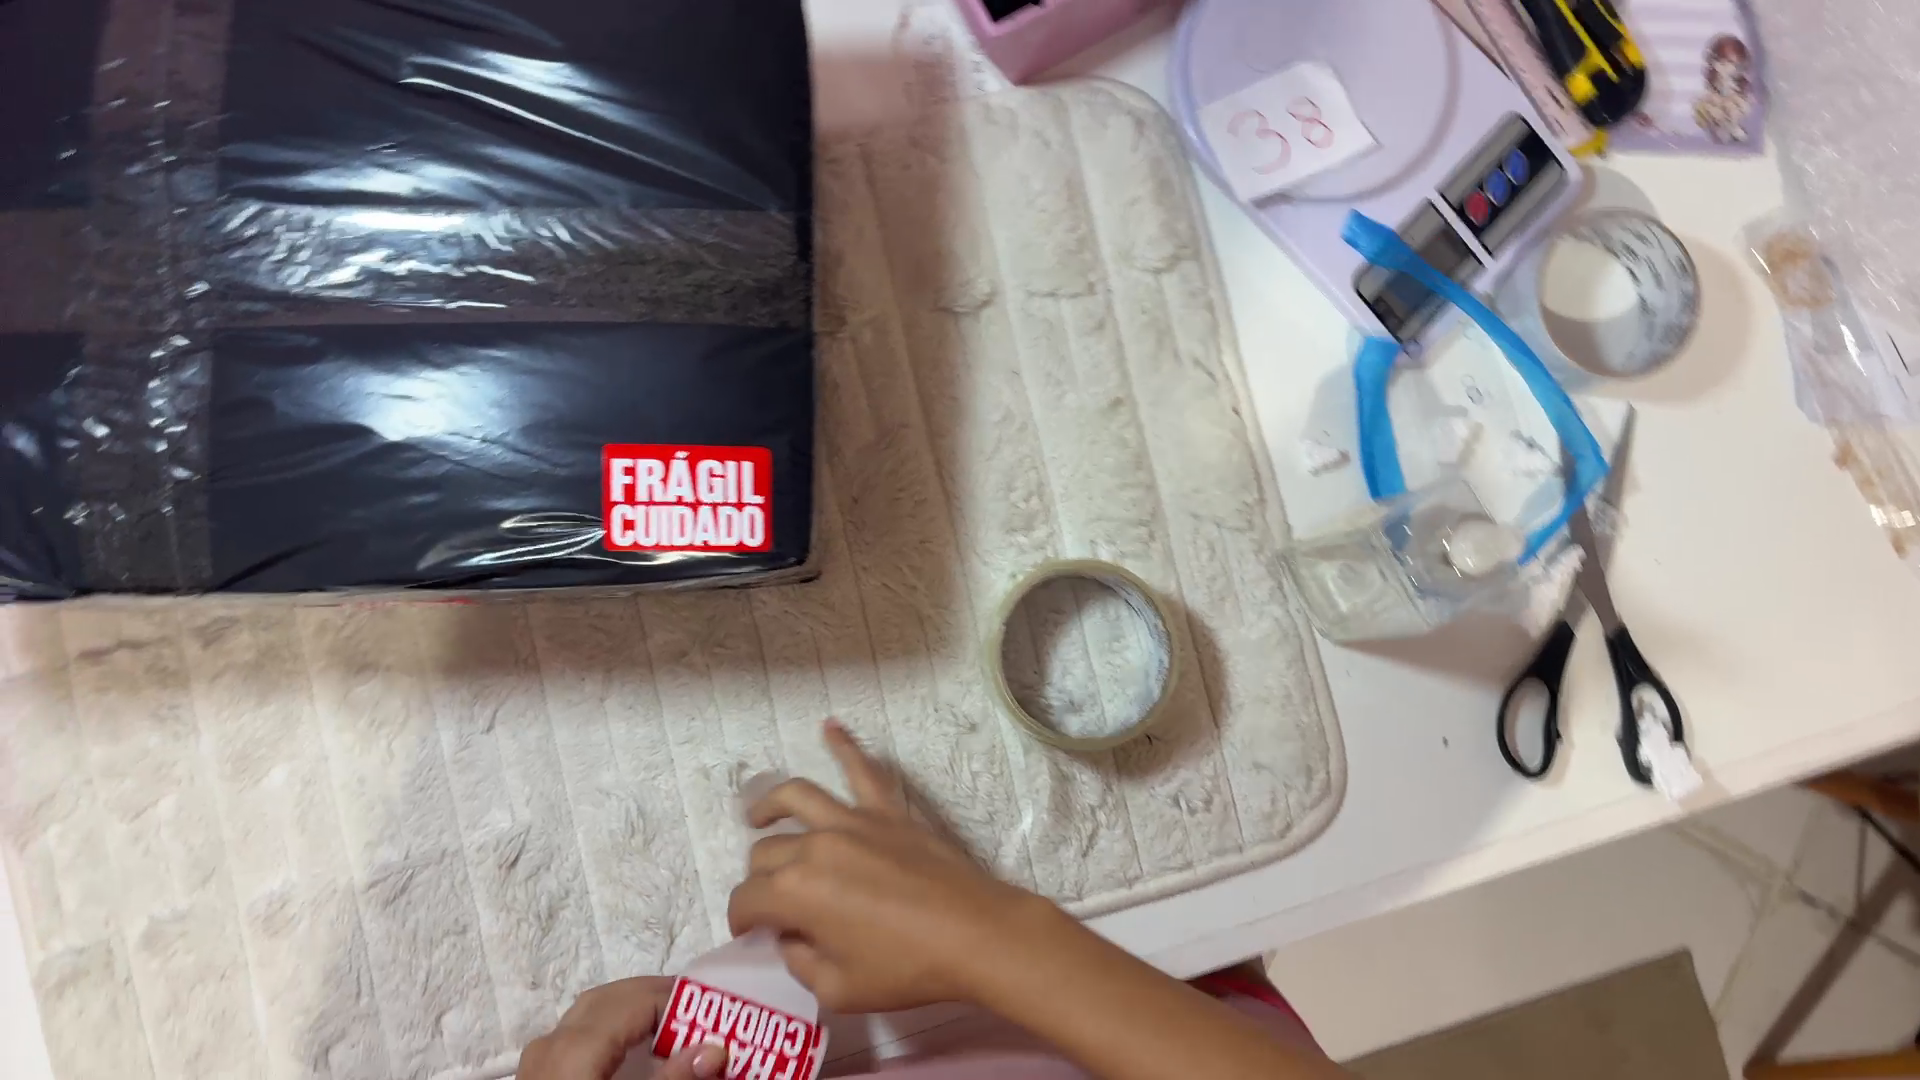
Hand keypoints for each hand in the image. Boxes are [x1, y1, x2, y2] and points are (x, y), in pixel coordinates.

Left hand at [518, 978, 727, 1079]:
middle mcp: (551, 1044)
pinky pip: (573, 1034)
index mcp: (576, 1049)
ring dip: (630, 1009)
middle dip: (655, 997)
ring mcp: (536, 1063)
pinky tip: (626, 1052)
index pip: (638, 1000)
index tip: (714, 1008)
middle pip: (611, 998)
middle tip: (695, 1011)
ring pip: (589, 1013)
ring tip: (666, 1026)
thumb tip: (716, 1049)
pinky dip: (606, 1028)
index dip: (679, 998)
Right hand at [727, 721, 1059, 1013]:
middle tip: (769, 898)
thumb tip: (791, 936)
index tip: (750, 932)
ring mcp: (853, 820)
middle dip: (758, 877)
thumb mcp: (838, 988)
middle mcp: (815, 845)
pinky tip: (830, 726)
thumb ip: (799, 960)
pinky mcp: (887, 809)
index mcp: (795, 893)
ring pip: (797, 797)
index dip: (741, 919)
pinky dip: (844, 744)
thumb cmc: (905, 968)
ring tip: (758, 816)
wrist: (972, 933)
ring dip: (770, 804)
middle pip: (767, 852)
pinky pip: (863, 768)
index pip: (747, 899)